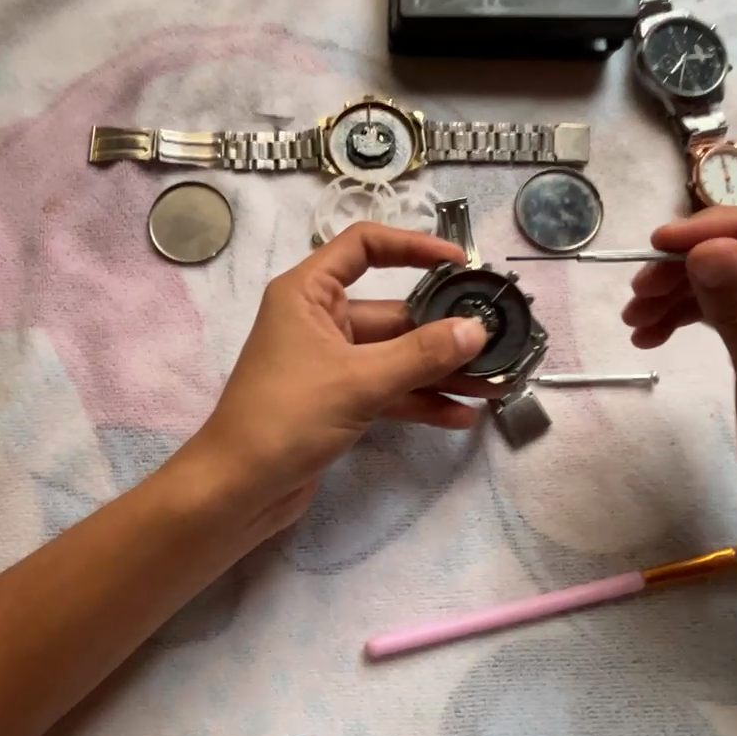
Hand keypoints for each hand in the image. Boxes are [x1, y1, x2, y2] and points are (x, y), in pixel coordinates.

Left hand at [177, 223, 490, 535]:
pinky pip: (387, 390)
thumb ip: (420, 355)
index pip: (363, 247)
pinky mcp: (336, 401)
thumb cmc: (286, 417)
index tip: (459, 262)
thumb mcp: (358, 381)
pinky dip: (419, 400)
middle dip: (443, 330)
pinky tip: (461, 415)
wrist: (238, 488)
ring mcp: (329, 363)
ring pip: (394, 356)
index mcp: (308, 293)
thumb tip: (476, 330)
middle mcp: (319, 321)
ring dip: (440, 371)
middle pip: (391, 311)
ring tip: (493, 384)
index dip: (412, 246)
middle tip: (497, 340)